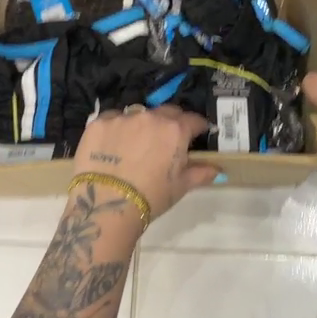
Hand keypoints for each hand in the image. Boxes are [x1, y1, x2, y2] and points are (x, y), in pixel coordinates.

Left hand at [72, 105, 220, 222]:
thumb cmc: (151, 197)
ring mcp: (122, 118)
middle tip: (167, 140)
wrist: (106, 205)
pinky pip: (113, 119)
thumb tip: (218, 169)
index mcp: (175, 130)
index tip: (197, 135)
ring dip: (142, 125)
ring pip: (138, 115)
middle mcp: (150, 117)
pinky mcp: (98, 123)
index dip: (198, 127)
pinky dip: (117, 128)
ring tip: (136, 144)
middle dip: (171, 122)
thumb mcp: (181, 187)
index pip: (193, 120)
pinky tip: (113, 145)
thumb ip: (201, 172)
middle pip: (166, 112)